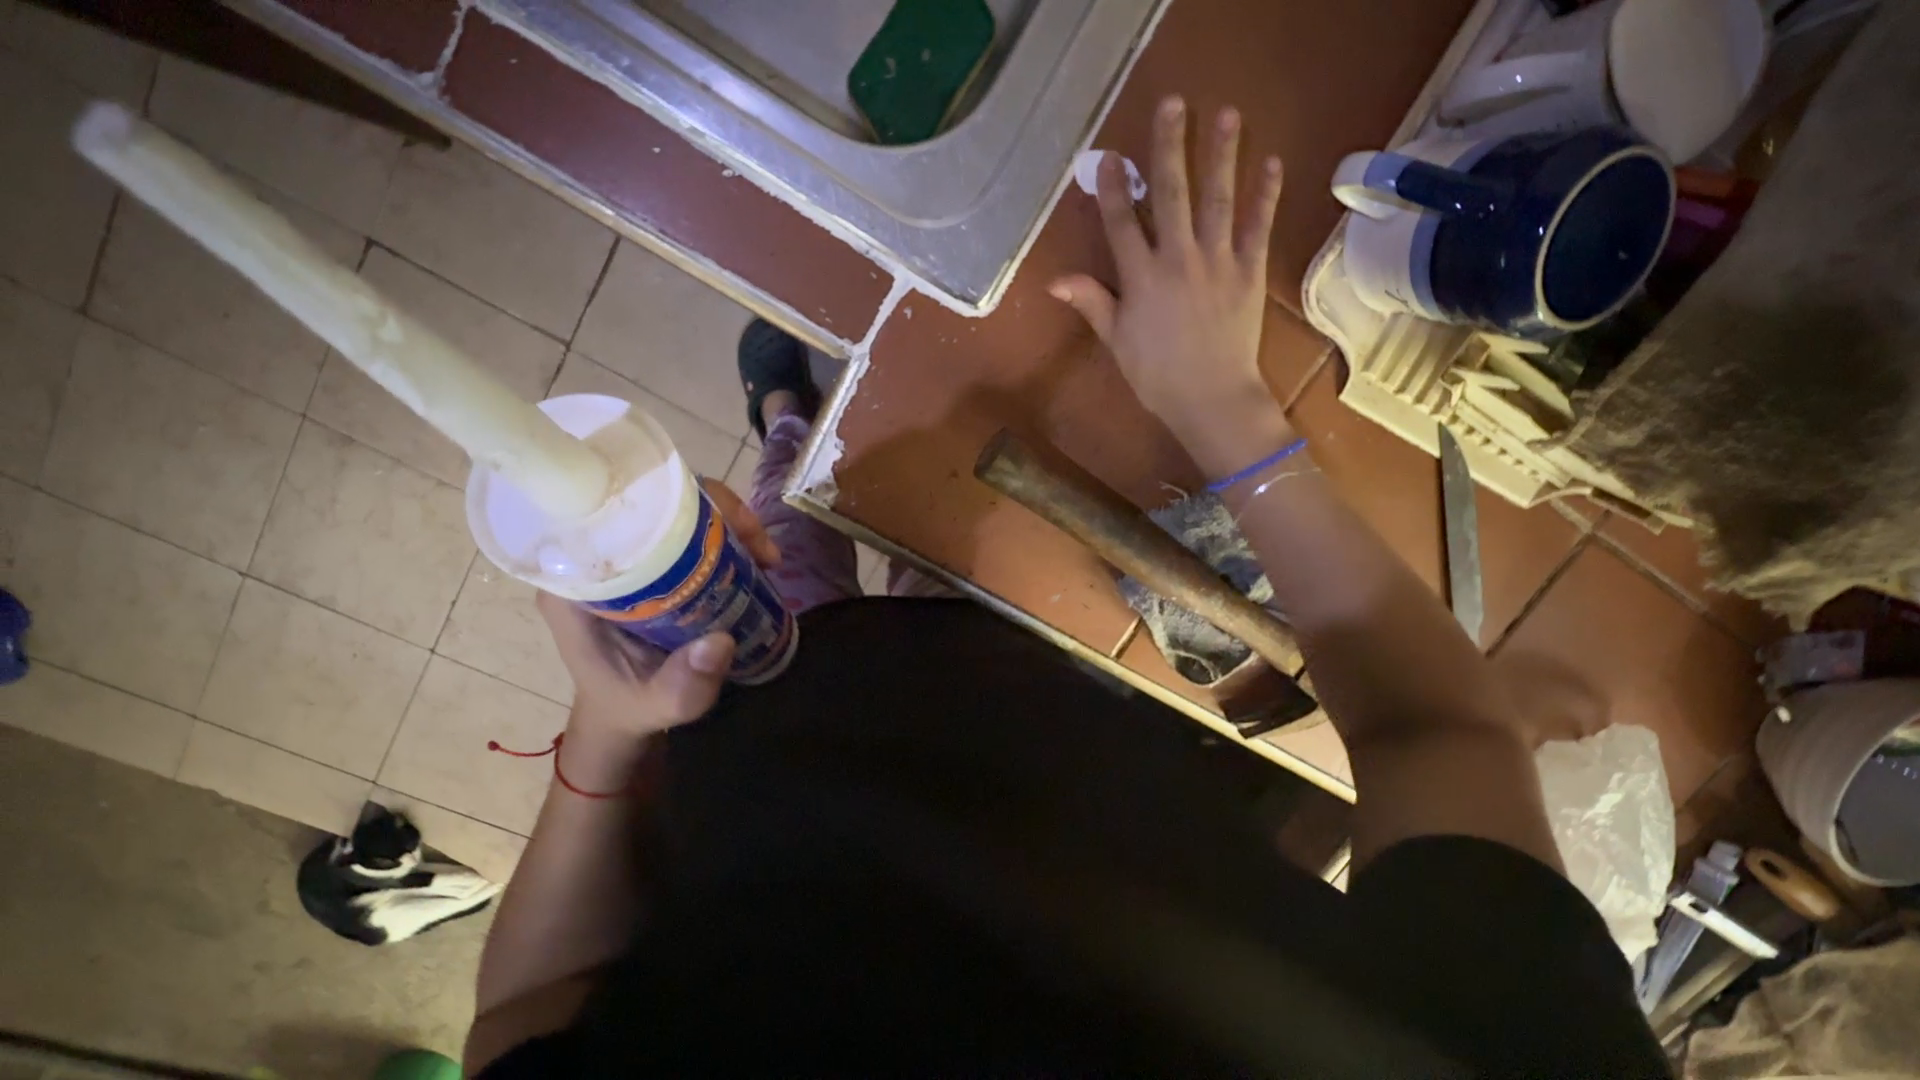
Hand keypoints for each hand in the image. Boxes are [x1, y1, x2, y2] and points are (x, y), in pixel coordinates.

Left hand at [536, 479, 778, 736]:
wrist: (623, 715)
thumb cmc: (627, 707)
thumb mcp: (654, 705)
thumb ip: (681, 686)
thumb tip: (720, 641)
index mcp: (574, 585)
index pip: (611, 515)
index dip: (668, 504)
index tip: (722, 523)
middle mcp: (594, 559)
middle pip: (652, 505)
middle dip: (715, 511)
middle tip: (759, 544)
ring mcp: (625, 557)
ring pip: (676, 512)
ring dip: (728, 520)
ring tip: (766, 553)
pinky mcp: (650, 561)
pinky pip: (687, 530)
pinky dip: (726, 534)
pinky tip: (757, 555)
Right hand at [1050, 96, 1291, 477]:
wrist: (1211, 398)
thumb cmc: (1157, 376)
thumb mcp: (1117, 341)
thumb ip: (1092, 303)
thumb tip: (1055, 280)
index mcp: (1140, 279)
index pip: (1122, 224)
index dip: (1115, 189)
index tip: (1112, 157)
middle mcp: (1177, 260)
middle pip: (1171, 195)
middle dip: (1169, 148)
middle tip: (1173, 104)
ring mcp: (1217, 262)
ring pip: (1217, 199)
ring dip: (1221, 155)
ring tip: (1226, 114)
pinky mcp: (1249, 271)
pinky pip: (1257, 226)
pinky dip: (1265, 195)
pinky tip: (1271, 162)